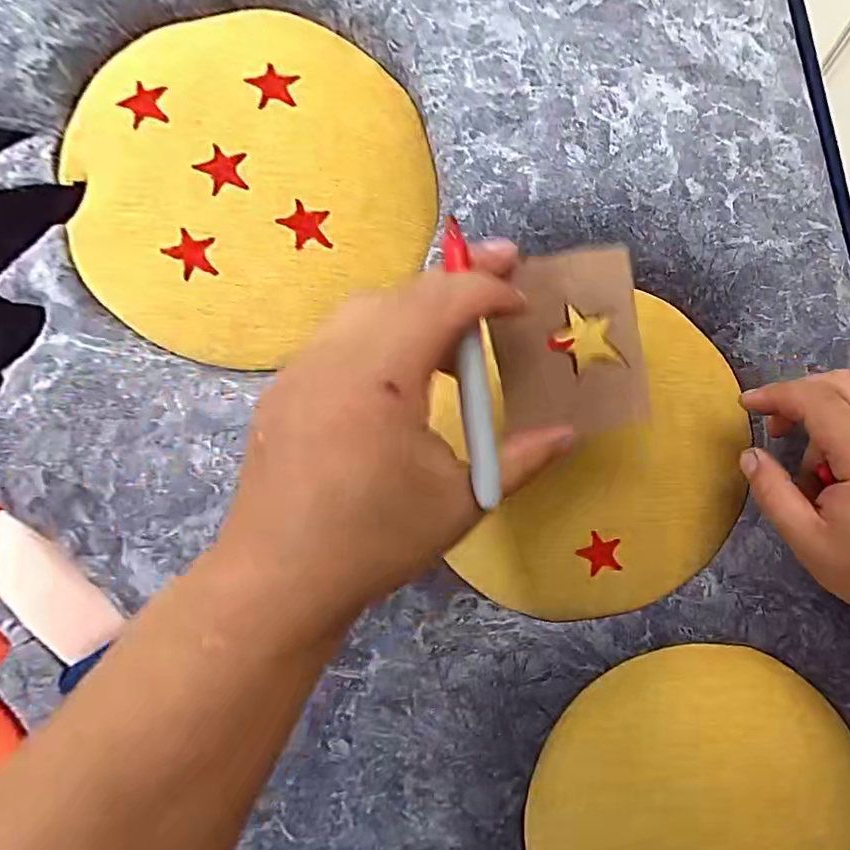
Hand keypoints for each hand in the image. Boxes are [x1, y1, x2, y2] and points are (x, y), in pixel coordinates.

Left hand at [214, 241, 573, 635]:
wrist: (280, 580)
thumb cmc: (378, 541)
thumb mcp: (463, 502)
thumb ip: (521, 460)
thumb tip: (568, 434)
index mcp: (379, 380)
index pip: (439, 304)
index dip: (488, 291)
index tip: (524, 301)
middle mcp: (332, 359)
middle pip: (401, 292)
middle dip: (457, 277)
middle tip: (507, 268)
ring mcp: (300, 372)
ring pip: (365, 308)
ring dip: (420, 306)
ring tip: (462, 336)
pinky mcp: (287, 391)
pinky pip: (342, 338)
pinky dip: (386, 333)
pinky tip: (408, 374)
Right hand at [739, 371, 849, 635]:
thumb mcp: (807, 541)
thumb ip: (774, 493)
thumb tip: (750, 455)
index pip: (817, 401)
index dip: (776, 395)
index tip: (745, 404)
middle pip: (840, 384)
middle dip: (797, 396)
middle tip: (772, 429)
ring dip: (819, 418)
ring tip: (807, 475)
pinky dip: (839, 432)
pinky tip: (831, 475)